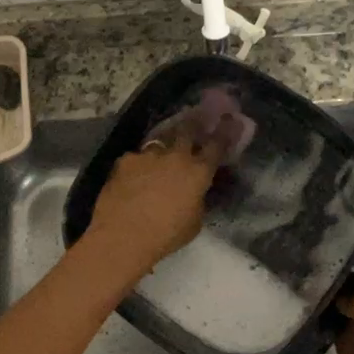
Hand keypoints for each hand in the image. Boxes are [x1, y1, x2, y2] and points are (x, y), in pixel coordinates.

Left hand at [85, 124, 225, 270]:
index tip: (230, 120)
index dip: (225, 132)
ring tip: (158, 158)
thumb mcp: (194, 221)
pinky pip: (136, 158)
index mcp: (198, 172)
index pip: (217, 145)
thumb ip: (197, 200)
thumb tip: (194, 192)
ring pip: (159, 143)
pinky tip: (131, 178)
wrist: (124, 235)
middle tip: (196, 118)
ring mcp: (148, 155)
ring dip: (162, 148)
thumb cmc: (166, 235)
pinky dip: (137, 166)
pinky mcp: (125, 160)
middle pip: (187, 130)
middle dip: (194, 123)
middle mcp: (176, 156)